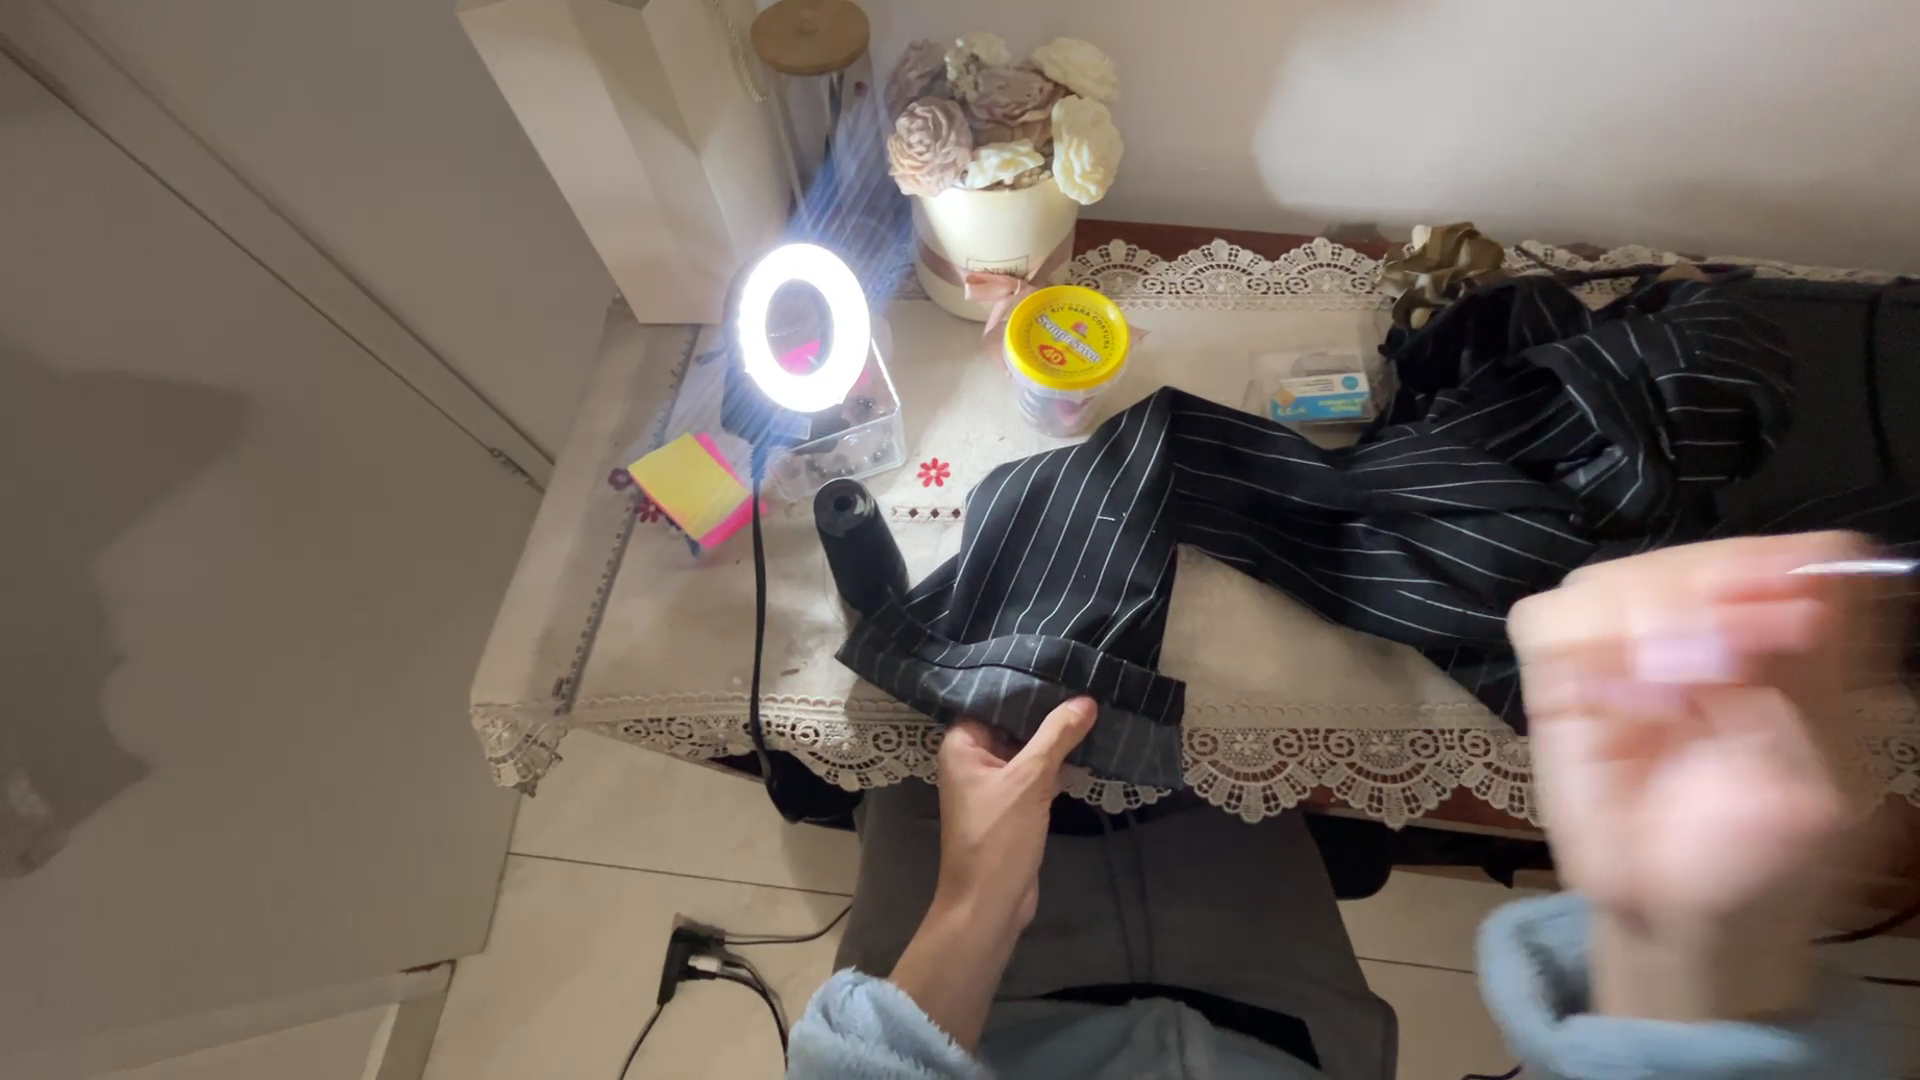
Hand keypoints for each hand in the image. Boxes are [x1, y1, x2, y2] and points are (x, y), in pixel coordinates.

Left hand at [932, 697, 1097, 927]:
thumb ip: (1056, 736)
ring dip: (1055, 741)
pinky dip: (1056, 767)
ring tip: (1094, 712)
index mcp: (961, 744)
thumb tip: (1086, 700)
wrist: (989, 906)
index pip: (994, 701)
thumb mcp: (1030, 780)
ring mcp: (991, 784)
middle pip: (1012, 724)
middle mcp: (971, 759)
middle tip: (1085, 685)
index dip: (1026, 686)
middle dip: (1047, 713)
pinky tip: (1088, 753)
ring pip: (1026, 751)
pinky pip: (1034, 776)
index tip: (1060, 666)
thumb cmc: (998, 837)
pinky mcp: (1011, 806)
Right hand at [1508, 532, 1888, 1019]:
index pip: (1805, 558)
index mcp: (1806, 653)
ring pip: (1604, 579)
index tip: (1772, 629)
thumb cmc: (1759, 863)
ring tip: (1651, 697)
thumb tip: (1752, 613)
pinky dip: (1563, 642)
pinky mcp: (1557, 672)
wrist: (1666, 904)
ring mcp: (1624, 650)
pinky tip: (1596, 694)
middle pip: (1691, 559)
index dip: (1782, 575)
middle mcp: (1713, 635)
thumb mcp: (1816, 785)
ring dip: (1622, 631)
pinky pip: (1539, 617)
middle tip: (1706, 676)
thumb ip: (1795, 687)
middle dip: (1692, 607)